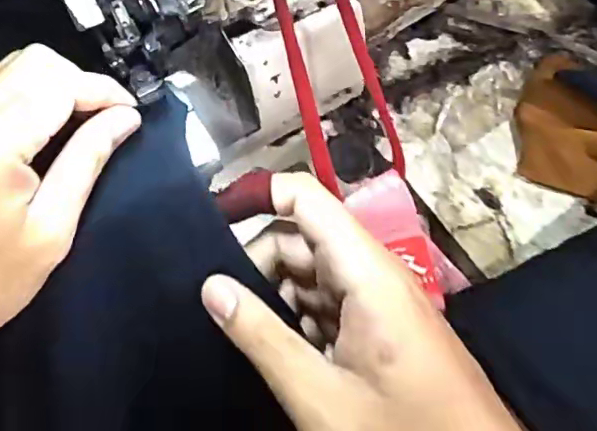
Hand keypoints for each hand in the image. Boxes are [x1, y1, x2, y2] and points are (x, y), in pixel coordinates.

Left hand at [0, 42, 140, 353]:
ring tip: (79, 118)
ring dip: (53, 79)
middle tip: (105, 118)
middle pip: (36, 60)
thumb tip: (125, 117)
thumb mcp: (52, 228)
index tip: (132, 112)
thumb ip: (88, 159)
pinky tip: (43, 121)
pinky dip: (27, 86)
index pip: (60, 84)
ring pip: (14, 63)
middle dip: (78, 79)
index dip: (103, 90)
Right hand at [201, 172, 520, 430]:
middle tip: (222, 299)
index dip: (256, 197)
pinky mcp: (386, 330)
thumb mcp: (324, 400)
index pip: (302, 196)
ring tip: (247, 330)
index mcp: (366, 270)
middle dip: (259, 258)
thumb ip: (261, 337)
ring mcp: (383, 302)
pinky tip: (285, 352)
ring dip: (278, 291)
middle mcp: (375, 272)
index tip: (210, 222)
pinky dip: (301, 315)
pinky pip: (331, 300)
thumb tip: (209, 285)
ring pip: (313, 269)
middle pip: (302, 234)